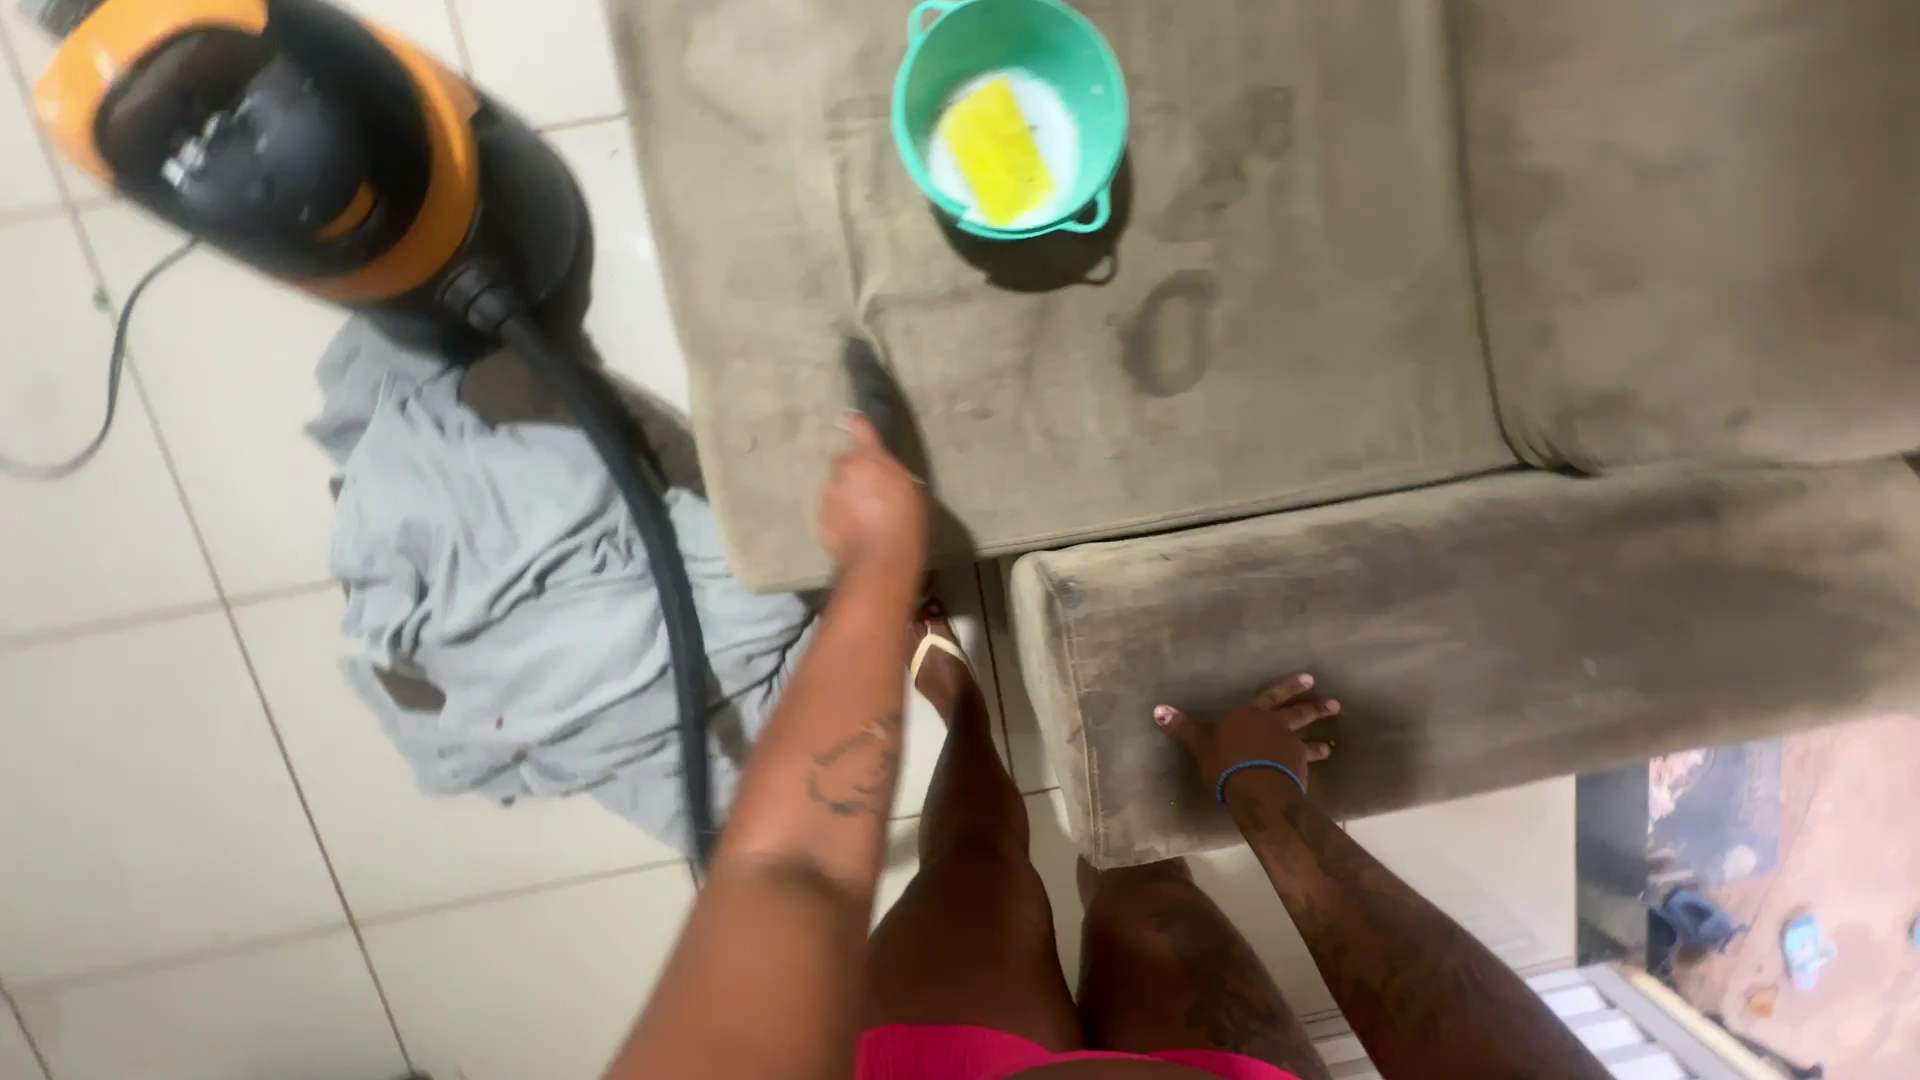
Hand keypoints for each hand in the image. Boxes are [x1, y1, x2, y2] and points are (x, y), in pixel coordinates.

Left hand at [818, 413, 927, 578]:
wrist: (880, 560)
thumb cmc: (905, 522)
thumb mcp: (911, 491)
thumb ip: (891, 473)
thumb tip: (882, 471)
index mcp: (871, 458)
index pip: (859, 427)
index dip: (857, 424)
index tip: (853, 422)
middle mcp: (844, 469)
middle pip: (845, 461)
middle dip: (855, 472)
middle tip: (871, 492)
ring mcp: (829, 494)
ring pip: (836, 486)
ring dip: (846, 495)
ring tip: (863, 517)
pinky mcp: (820, 517)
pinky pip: (831, 509)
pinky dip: (840, 515)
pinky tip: (854, 531)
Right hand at [1155, 674, 1339, 793]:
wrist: (1256, 788)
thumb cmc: (1225, 760)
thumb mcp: (1199, 742)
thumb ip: (1181, 726)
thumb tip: (1156, 709)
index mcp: (1251, 715)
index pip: (1270, 696)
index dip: (1288, 687)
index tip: (1309, 679)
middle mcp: (1274, 726)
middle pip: (1298, 714)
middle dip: (1315, 708)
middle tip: (1334, 704)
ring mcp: (1290, 748)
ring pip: (1307, 741)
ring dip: (1319, 741)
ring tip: (1332, 744)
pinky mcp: (1298, 770)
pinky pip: (1307, 764)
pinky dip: (1314, 763)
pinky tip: (1319, 768)